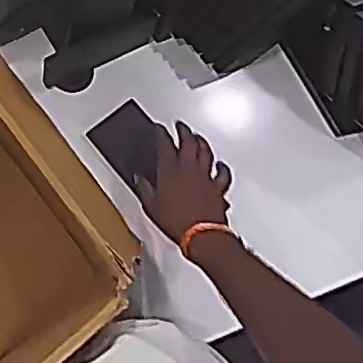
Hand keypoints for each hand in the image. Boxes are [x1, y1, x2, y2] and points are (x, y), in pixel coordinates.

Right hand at [135, 119, 232, 243]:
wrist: (202, 237)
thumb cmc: (176, 221)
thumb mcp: (151, 205)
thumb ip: (145, 188)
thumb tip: (139, 180)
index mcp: (169, 171)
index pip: (164, 144)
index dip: (160, 134)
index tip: (159, 129)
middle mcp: (188, 170)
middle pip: (188, 142)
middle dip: (184, 131)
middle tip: (180, 126)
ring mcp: (205, 178)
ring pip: (206, 153)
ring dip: (201, 142)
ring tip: (198, 137)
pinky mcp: (218, 189)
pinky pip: (222, 174)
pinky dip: (221, 167)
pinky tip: (220, 164)